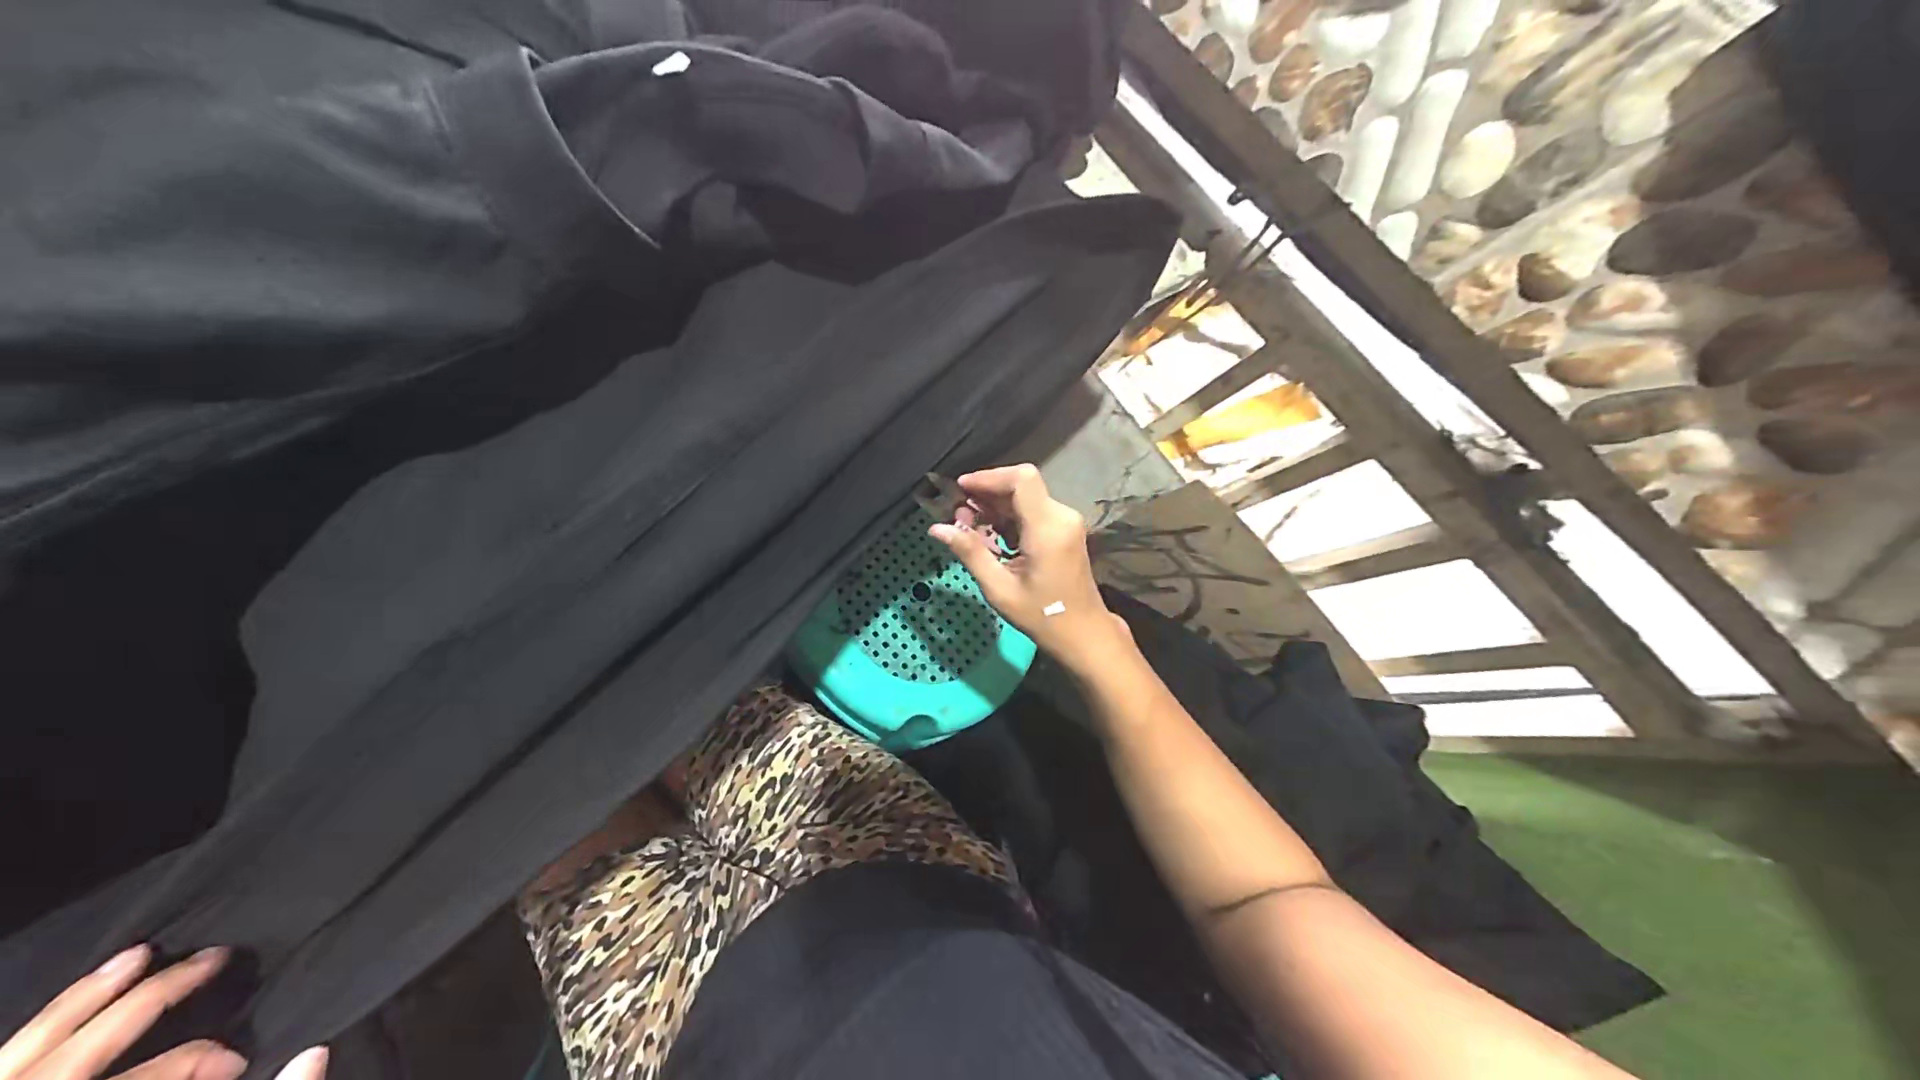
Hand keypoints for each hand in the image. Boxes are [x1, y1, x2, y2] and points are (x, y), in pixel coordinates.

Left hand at [0, 946, 326, 1079]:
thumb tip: (314, 1055)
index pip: (152, 1078)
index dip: (205, 1059)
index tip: (241, 1060)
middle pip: (83, 1052)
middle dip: (158, 995)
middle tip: (217, 956)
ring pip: (22, 1053)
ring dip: (85, 999)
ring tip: (140, 953)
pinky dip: (38, 1030)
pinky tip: (65, 1009)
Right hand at [927, 464, 1131, 678]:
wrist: (1083, 633)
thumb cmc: (1041, 615)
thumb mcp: (999, 588)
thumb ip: (970, 552)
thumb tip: (936, 528)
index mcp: (1047, 527)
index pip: (1021, 479)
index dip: (989, 477)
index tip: (962, 490)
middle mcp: (1060, 516)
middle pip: (1020, 485)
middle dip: (987, 494)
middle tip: (959, 516)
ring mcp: (1066, 522)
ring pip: (1025, 497)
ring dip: (996, 506)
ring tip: (969, 527)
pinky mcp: (1064, 530)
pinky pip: (1033, 511)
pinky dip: (1009, 517)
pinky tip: (991, 535)